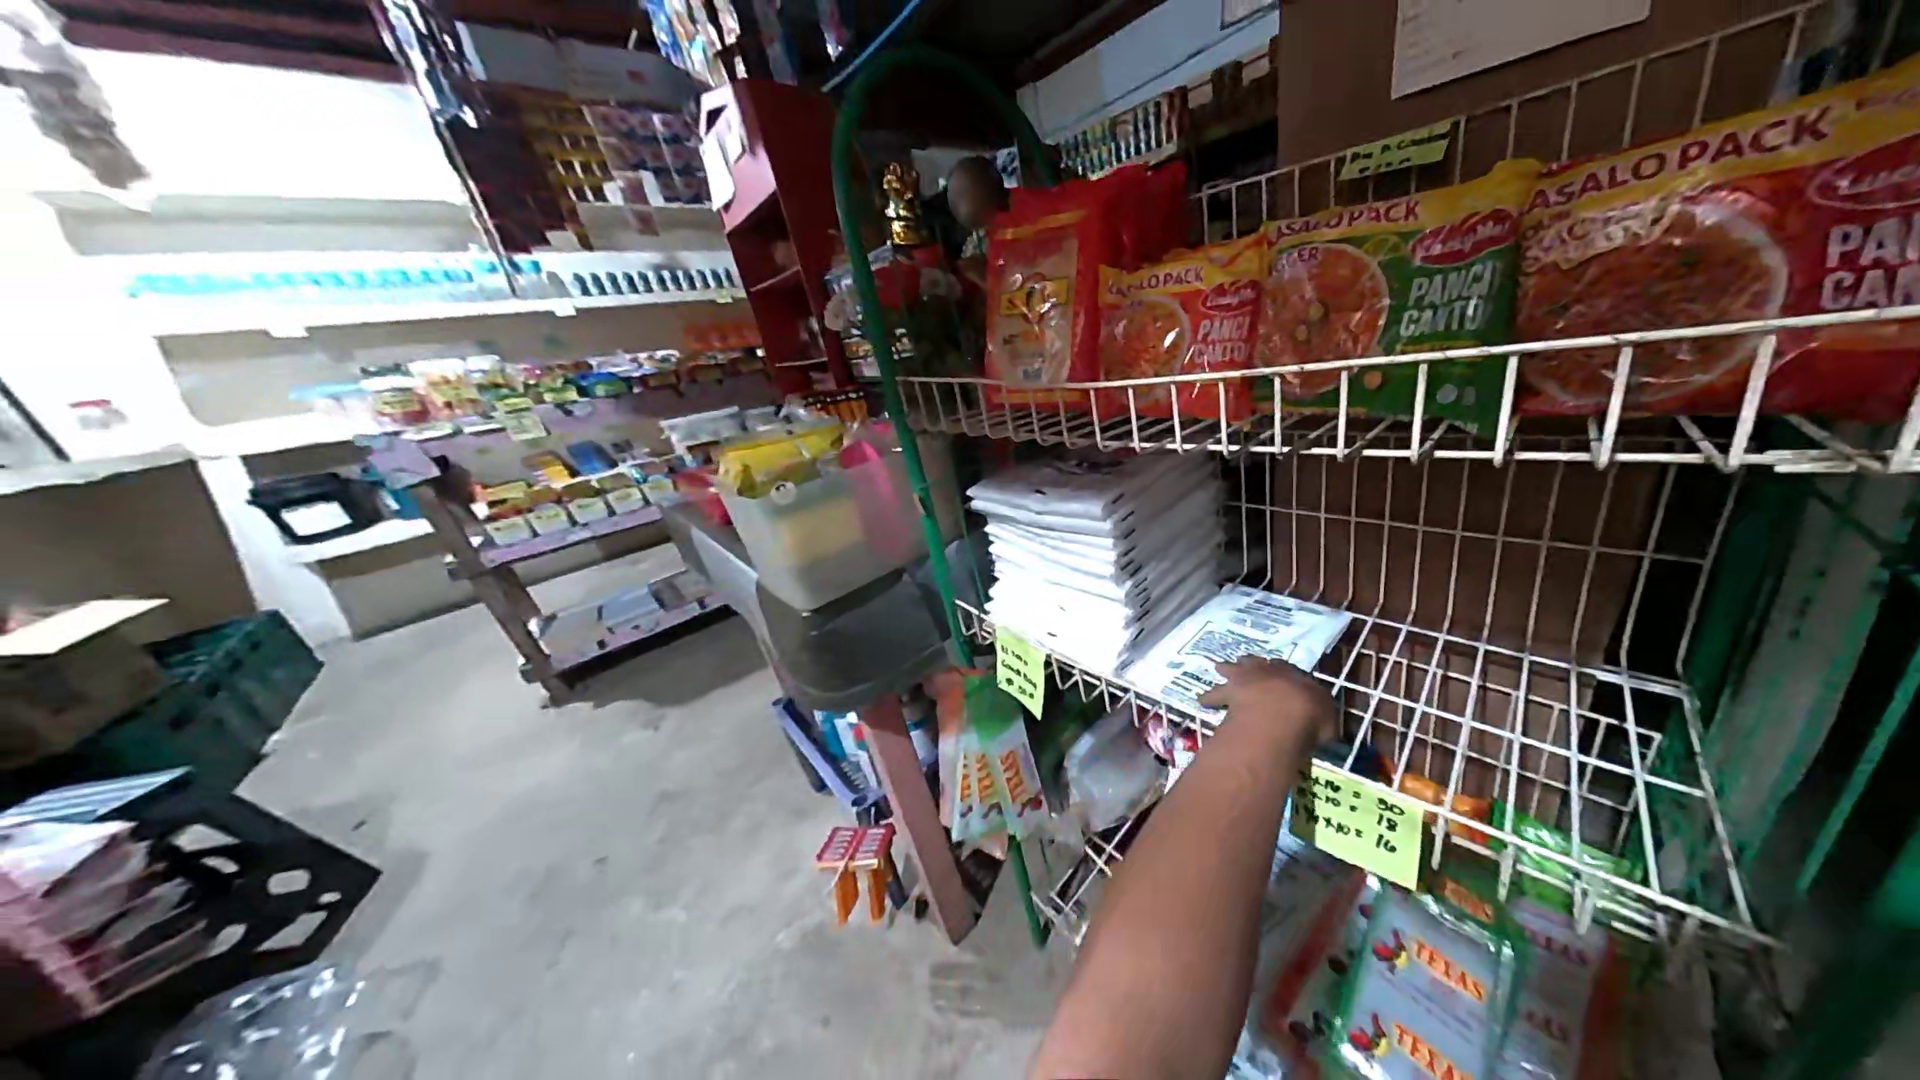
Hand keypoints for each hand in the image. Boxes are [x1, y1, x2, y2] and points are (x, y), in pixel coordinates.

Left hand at [1198, 655, 1335, 747]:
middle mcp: (1267, 671)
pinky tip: (1201, 700)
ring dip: (1226, 669)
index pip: (1286, 668)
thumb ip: (1322, 718)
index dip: (1280, 671)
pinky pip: (1214, 694)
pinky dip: (1208, 697)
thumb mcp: (1327, 718)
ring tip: (1218, 666)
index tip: (1276, 671)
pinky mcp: (1228, 692)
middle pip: (1255, 662)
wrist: (1281, 712)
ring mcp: (1245, 678)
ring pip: (1232, 670)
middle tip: (1243, 661)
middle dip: (1250, 663)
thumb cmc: (1311, 715)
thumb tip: (1323, 725)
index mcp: (1294, 674)